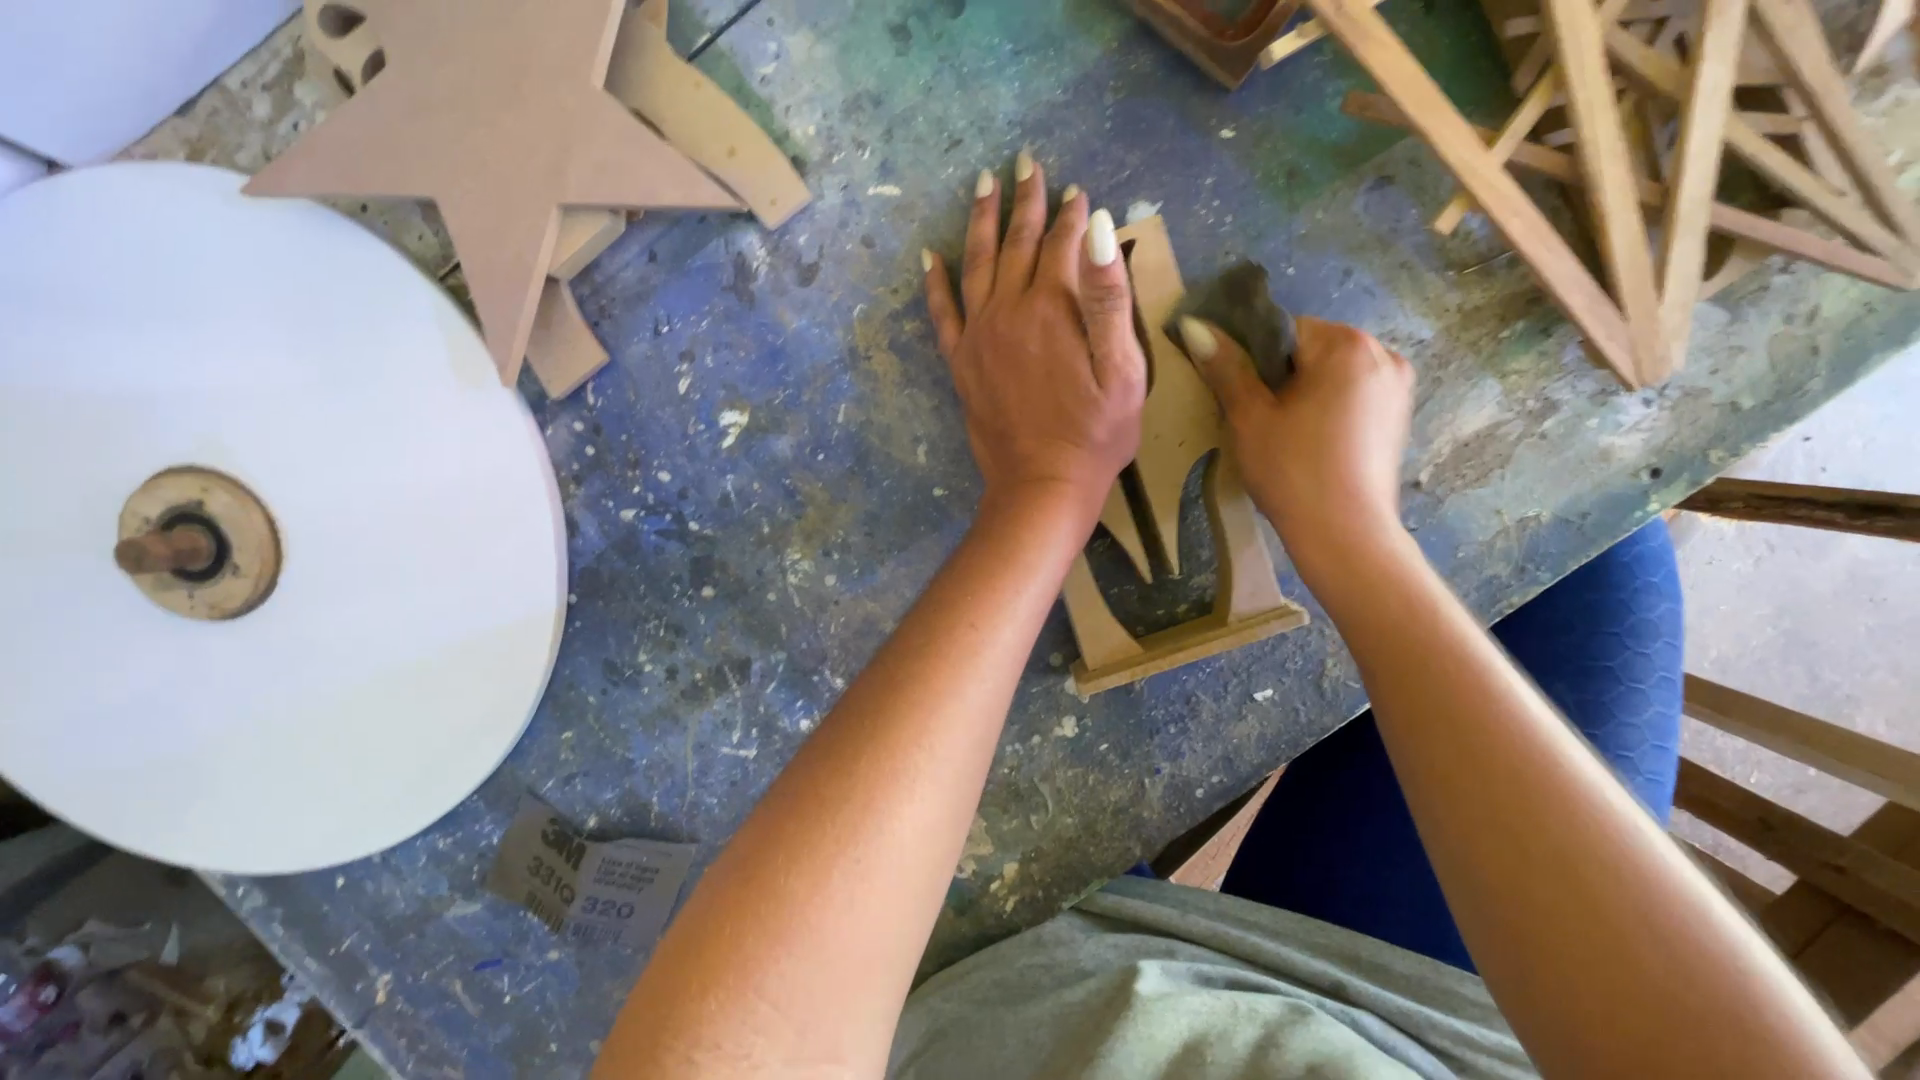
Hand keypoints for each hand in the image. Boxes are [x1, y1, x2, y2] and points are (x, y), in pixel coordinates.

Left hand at [923, 152, 1145, 524]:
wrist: (1041, 484)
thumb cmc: (1096, 434)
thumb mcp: (1123, 369)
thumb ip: (1110, 297)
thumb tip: (1099, 228)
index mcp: (1054, 308)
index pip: (1063, 243)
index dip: (1072, 213)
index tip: (1078, 189)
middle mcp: (1010, 310)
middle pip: (1017, 241)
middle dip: (1026, 199)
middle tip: (1026, 162)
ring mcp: (979, 335)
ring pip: (977, 263)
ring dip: (981, 220)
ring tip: (983, 183)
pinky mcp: (961, 362)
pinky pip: (942, 312)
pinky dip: (936, 281)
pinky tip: (931, 254)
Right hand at [1179, 314, 1413, 568]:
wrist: (1345, 535)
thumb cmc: (1292, 471)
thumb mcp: (1249, 417)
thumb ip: (1225, 367)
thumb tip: (1195, 326)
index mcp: (1346, 345)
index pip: (1282, 330)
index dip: (1251, 359)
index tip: (1238, 396)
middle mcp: (1382, 353)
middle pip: (1310, 349)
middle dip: (1280, 375)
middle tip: (1258, 420)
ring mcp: (1397, 385)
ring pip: (1332, 373)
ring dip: (1304, 392)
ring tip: (1284, 435)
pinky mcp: (1399, 416)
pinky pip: (1353, 395)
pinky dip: (1328, 408)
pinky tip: (1311, 443)